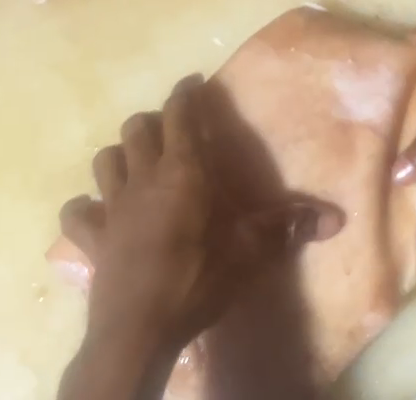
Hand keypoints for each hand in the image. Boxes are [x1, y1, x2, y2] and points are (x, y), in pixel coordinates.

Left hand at [59, 75, 340, 351]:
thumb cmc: (198, 279)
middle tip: (173, 130)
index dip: (185, 92)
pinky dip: (86, 206)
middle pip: (136, 128)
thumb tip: (339, 218)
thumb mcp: (251, 252)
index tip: (194, 82)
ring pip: (105, 160)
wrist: (138, 332)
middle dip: (154, 121)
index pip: (179, 112)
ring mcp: (112, 208)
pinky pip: (77, 212)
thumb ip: (289, 228)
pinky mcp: (91, 240)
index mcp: (183, 170)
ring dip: (121, 154)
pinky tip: (99, 211)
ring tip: (138, 162)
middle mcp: (144, 178)